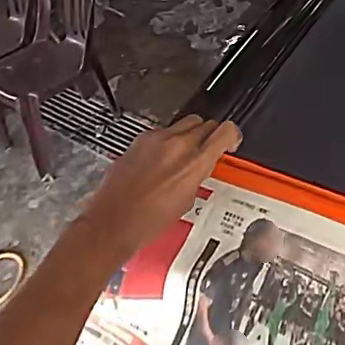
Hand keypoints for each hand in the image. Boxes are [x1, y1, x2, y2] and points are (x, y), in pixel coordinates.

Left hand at [73, 115, 240, 263]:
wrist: (113, 221)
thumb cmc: (146, 221)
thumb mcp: (186, 202)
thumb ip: (198, 176)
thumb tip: (200, 166)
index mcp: (194, 163)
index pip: (225, 131)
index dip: (232, 134)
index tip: (230, 140)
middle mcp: (177, 144)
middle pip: (205, 123)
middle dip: (210, 134)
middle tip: (208, 149)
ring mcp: (157, 138)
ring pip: (185, 123)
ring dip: (189, 135)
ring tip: (183, 156)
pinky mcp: (141, 138)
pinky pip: (163, 131)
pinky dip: (168, 141)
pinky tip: (162, 160)